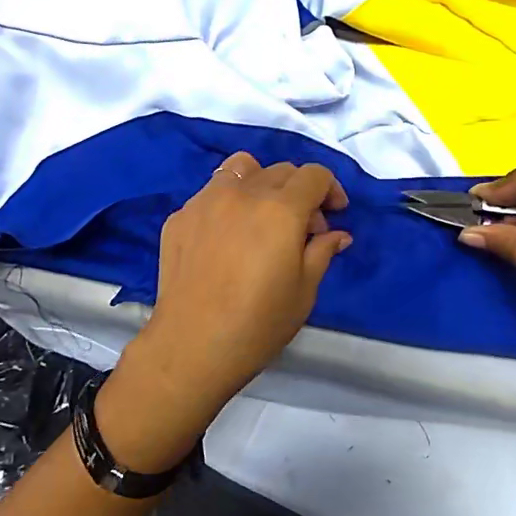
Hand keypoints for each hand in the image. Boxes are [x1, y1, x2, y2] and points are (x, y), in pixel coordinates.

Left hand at [95, 152, 350, 470]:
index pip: (313, 175)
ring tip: (262, 217)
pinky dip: (228, 203)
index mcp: (279, 209)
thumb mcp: (304, 291)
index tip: (335, 214)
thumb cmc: (258, 324)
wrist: (191, 345)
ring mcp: (204, 201)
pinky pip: (210, 194)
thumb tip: (336, 233)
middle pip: (280, 171)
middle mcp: (242, 193)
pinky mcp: (179, 217)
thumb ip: (322, 251)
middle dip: (299, 192)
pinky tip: (227, 238)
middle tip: (303, 228)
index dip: (330, 189)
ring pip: (240, 169)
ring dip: (261, 184)